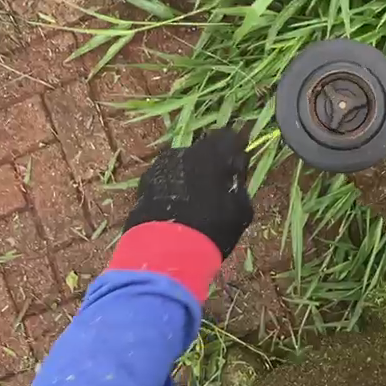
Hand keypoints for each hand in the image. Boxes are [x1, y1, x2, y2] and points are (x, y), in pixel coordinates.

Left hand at [125, 128, 254, 256]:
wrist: (167, 247)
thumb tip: (236, 176)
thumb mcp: (240, 208)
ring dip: (189, 174)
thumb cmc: (214, 226)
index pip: (230, 138)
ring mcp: (161, 165)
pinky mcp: (144, 182)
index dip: (235, 150)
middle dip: (211, 162)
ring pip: (182, 163)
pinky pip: (166, 179)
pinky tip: (178, 208)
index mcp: (215, 151)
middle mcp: (187, 150)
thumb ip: (238, 185)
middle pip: (203, 149)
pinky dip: (173, 187)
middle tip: (217, 184)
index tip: (239, 164)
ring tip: (195, 200)